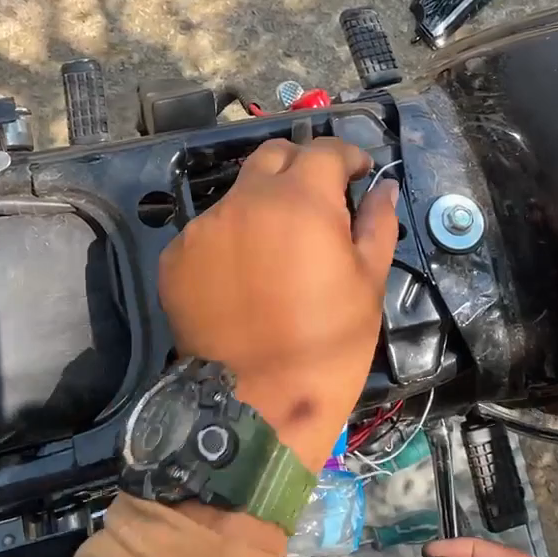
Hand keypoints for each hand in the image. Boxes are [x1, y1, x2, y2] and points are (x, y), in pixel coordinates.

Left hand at [158, 137, 399, 471]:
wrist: (257, 407)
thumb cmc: (328, 345)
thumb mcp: (369, 283)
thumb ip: (377, 223)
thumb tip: (382, 188)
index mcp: (300, 201)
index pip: (323, 149)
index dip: (346, 156)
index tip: (358, 173)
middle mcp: (245, 201)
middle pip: (273, 156)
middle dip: (300, 166)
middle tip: (318, 198)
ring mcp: (204, 228)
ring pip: (238, 194)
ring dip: (263, 205)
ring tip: (278, 248)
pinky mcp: (176, 257)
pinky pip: (209, 231)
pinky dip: (231, 239)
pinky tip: (243, 276)